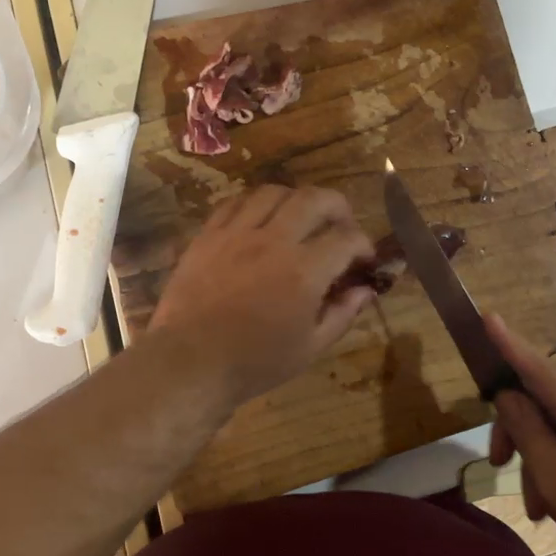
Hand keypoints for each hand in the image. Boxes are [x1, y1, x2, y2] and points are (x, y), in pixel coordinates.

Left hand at [150, 186, 376, 406]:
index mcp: (305, 271)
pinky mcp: (209, 235)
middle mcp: (274, 241)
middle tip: (341, 225)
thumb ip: (342, 314)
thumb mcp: (310, 347)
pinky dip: (256, 204)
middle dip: (338, 207)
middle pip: (315, 199)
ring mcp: (237, 234)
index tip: (364, 259)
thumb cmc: (255, 363)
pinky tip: (260, 220)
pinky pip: (236, 202)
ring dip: (296, 199)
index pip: (347, 239)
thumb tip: (365, 290)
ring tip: (300, 218)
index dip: (363, 245)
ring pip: (274, 192)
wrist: (190, 361)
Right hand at [485, 315, 555, 555]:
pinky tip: (551, 498)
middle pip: (541, 402)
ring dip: (536, 458)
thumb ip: (528, 433)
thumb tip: (507, 395)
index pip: (540, 371)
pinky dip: (555, 462)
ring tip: (536, 505)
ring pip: (554, 425)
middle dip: (516, 432)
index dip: (511, 346)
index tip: (489, 317)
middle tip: (498, 466)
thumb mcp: (555, 481)